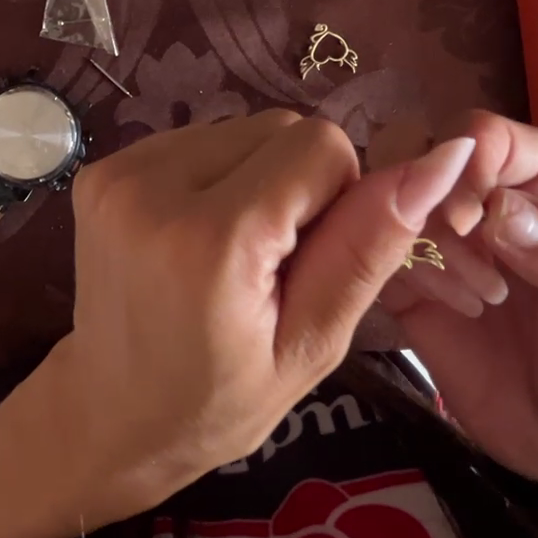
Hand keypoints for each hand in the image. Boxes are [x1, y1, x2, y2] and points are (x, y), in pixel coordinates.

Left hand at [27, 111, 475, 524]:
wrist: (111, 410)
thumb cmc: (219, 398)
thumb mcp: (311, 341)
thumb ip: (369, 246)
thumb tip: (439, 160)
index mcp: (209, 239)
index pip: (318, 144)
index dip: (335, 195)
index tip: (309, 256)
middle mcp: (149, 187)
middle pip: (276, 127)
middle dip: (294, 183)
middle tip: (268, 260)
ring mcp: (116, 173)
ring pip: (236, 128)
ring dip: (252, 176)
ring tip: (227, 251)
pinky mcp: (99, 169)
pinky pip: (192, 138)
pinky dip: (211, 175)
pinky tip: (194, 234)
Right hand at [379, 111, 537, 515]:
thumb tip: (498, 208)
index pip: (489, 139)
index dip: (468, 167)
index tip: (471, 222)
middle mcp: (493, 201)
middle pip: (428, 167)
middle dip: (438, 211)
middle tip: (478, 273)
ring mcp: (448, 246)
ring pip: (395, 207)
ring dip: (428, 251)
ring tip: (482, 301)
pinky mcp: (413, 287)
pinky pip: (377, 256)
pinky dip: (404, 276)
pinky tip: (455, 311)